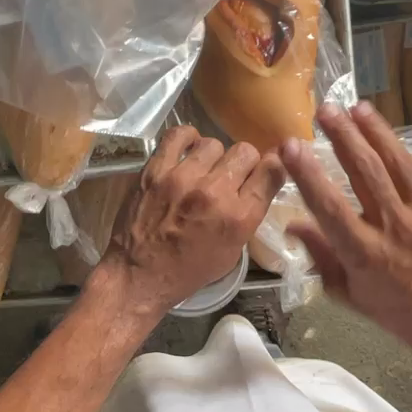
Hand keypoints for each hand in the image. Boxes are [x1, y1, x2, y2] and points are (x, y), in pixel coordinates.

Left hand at [92, 126, 284, 319]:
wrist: (139, 276)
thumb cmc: (188, 271)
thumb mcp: (232, 251)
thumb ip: (248, 214)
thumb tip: (257, 183)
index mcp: (239, 217)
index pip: (272, 171)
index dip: (271, 167)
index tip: (262, 171)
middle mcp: (215, 193)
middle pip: (245, 152)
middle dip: (242, 165)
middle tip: (229, 178)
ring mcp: (183, 179)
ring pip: (214, 143)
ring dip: (213, 157)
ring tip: (203, 171)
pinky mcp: (155, 171)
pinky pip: (178, 135)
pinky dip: (187, 139)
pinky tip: (187, 152)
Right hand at [281, 102, 411, 370]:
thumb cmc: (393, 310)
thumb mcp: (347, 291)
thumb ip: (321, 256)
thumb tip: (294, 225)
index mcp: (362, 252)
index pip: (329, 206)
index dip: (308, 175)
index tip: (291, 147)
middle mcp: (392, 227)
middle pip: (365, 174)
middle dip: (344, 138)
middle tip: (325, 110)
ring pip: (398, 165)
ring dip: (378, 133)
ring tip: (358, 107)